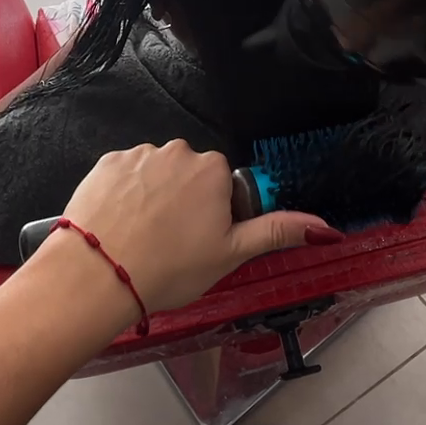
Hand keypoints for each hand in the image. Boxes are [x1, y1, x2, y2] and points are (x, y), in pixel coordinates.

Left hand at [58, 140, 339, 312]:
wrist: (99, 274)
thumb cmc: (170, 267)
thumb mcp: (231, 254)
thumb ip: (277, 231)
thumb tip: (326, 227)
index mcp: (212, 169)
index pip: (221, 184)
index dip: (213, 213)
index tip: (199, 239)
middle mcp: (177, 150)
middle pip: (188, 174)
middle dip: (184, 201)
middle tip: (170, 242)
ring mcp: (138, 153)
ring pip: (155, 174)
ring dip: (152, 196)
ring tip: (141, 236)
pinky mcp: (106, 162)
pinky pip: (124, 174)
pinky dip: (124, 194)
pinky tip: (119, 223)